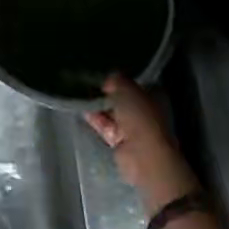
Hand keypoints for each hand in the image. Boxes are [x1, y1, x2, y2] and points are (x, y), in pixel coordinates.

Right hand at [84, 74, 202, 213]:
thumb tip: (107, 80)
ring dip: (97, 104)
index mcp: (151, 96)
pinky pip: (104, 125)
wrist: (142, 155)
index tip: (100, 73)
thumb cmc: (140, 117)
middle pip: (120, 98)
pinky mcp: (118, 140)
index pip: (131, 84)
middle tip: (86, 81)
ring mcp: (130, 127)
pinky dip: (94, 117)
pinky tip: (80, 107)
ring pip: (111, 112)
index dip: (117, 79)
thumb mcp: (127, 90)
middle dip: (105, 91)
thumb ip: (116, 81)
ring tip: (78, 92)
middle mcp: (141, 110)